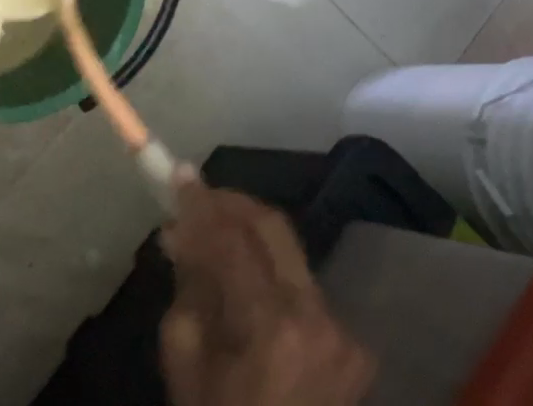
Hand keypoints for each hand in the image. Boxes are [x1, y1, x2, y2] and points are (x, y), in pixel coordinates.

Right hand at [159, 182, 374, 405]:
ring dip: (248, 238)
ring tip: (210, 240)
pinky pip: (302, 289)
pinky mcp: (354, 347)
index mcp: (272, 327)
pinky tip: (242, 286)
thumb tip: (181, 231)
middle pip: (275, 229)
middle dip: (232, 204)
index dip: (201, 203)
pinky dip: (268, 274)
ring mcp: (344, 334)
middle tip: (197, 194)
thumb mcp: (185, 357)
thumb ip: (189, 285)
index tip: (177, 174)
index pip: (232, 240)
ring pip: (289, 257)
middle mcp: (319, 319)